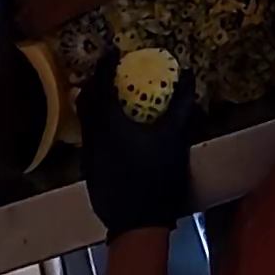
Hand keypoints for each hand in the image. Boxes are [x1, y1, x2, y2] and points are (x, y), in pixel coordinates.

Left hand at [78, 50, 194, 239]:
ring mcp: (89, 156)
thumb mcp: (176, 135)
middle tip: (109, 71)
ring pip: (86, 120)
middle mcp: (93, 136)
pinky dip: (99, 123)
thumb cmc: (158, 175)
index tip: (112, 51)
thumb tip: (188, 74)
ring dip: (96, 103)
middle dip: (96, 82)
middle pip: (86, 102)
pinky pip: (91, 136)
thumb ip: (181, 103)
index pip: (101, 86)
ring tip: (112, 95)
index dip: (105, 66)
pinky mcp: (90, 171)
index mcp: (110, 124)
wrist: (139, 223)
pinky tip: (116, 128)